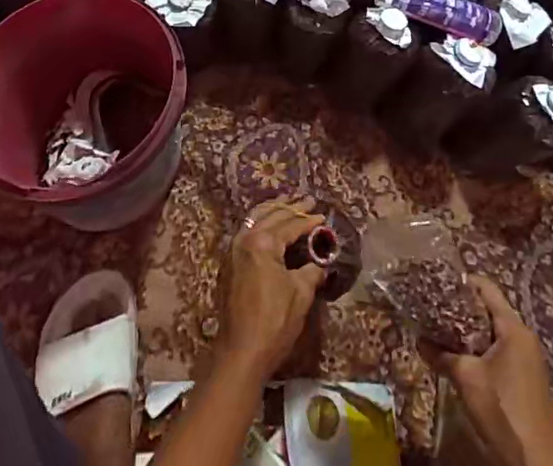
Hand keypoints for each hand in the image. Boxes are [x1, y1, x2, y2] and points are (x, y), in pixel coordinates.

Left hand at [218, 196, 325, 379]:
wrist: (241, 353)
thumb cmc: (274, 321)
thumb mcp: (301, 293)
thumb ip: (312, 271)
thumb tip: (320, 264)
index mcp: (263, 243)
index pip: (290, 224)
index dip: (309, 220)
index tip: (323, 216)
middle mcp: (244, 240)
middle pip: (270, 216)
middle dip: (289, 207)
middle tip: (306, 199)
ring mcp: (233, 252)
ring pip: (253, 220)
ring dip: (272, 210)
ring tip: (286, 202)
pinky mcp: (228, 266)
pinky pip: (245, 233)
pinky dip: (259, 223)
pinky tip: (268, 225)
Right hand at [434, 277, 552, 465]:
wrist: (535, 461)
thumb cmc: (503, 409)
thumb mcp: (467, 379)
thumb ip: (442, 355)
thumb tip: (418, 340)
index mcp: (514, 328)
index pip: (487, 288)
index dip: (462, 282)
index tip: (436, 283)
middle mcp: (523, 336)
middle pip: (489, 309)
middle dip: (460, 309)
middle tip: (432, 309)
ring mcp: (525, 357)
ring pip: (491, 332)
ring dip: (467, 331)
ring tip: (438, 331)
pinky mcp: (523, 377)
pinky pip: (497, 350)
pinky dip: (477, 348)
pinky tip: (457, 357)